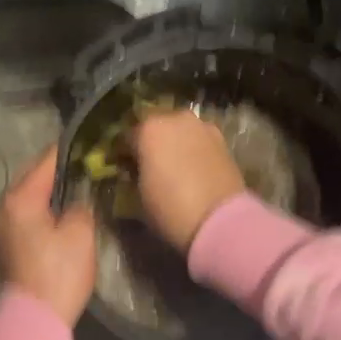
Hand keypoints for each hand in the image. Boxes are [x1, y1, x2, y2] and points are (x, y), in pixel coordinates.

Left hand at [0, 148, 96, 325]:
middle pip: (36, 176)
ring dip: (54, 191)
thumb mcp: (80, 234)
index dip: (72, 149)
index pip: (48, 159)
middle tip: (92, 165)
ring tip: (83, 187)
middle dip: (62, 169)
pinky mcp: (10, 245)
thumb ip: (80, 205)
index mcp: (21, 198)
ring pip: (32, 197)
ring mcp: (5, 227)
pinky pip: (30, 216)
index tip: (94, 143)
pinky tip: (67, 213)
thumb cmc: (58, 274)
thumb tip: (77, 198)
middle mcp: (6, 207)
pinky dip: (47, 210)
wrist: (33, 320)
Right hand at [130, 111, 246, 250]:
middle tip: (145, 162)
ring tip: (169, 164)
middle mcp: (175, 118)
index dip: (120, 153)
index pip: (125, 137)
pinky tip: (188, 166)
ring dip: (171, 142)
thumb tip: (135, 169)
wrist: (219, 221)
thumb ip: (134, 174)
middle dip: (147, 141)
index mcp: (148, 129)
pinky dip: (190, 148)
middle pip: (154, 125)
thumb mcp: (138, 195)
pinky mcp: (221, 139)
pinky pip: (197, 139)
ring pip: (178, 129)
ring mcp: (202, 126)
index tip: (118, 166)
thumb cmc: (170, 208)